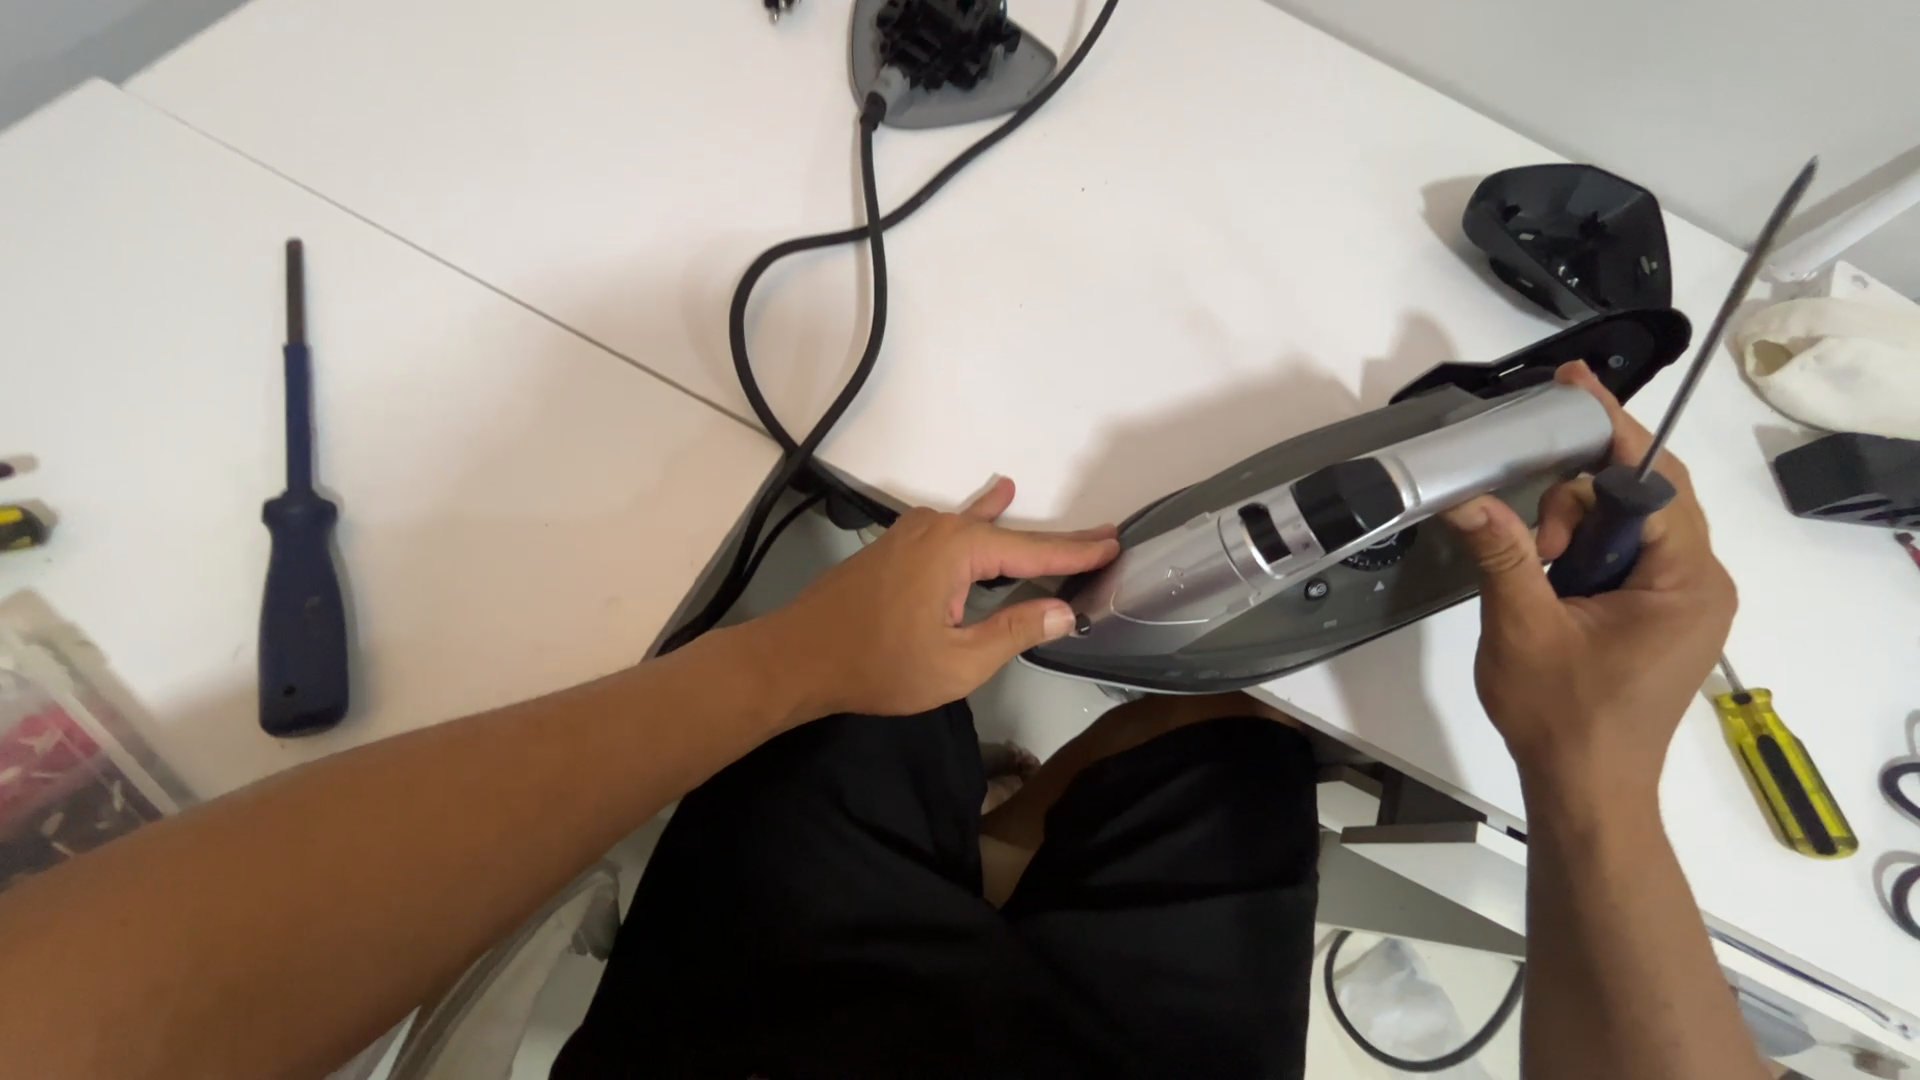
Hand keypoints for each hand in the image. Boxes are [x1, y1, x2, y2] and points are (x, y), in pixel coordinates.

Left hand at [755, 477, 1118, 720]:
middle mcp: (937, 528)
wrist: (797, 657)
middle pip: (1009, 538)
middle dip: (1055, 544)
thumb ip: (1014, 632)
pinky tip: (993, 500)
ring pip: (980, 532)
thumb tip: (1063, 610)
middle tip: (1102, 538)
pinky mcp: (897, 546)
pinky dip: (980, 524)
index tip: (1115, 543)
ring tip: (1062, 529)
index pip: (1033, 552)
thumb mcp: (957, 662)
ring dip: (1018, 535)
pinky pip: (953, 533)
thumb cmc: (878, 665)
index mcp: (957, 550)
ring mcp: (912, 533)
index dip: (1076, 553)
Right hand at [1442, 362, 1736, 802]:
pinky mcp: (1652, 616)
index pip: (1655, 483)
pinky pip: (1616, 558)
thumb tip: (1464, 499)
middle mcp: (1697, 583)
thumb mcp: (1521, 628)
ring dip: (1567, 532)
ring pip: (1622, 529)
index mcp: (1686, 581)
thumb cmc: (1562, 712)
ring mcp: (1677, 601)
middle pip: (1640, 499)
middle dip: (1574, 500)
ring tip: (1531, 573)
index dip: (1611, 432)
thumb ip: (1499, 556)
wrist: (1584, 784)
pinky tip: (1542, 574)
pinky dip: (1574, 552)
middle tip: (1528, 543)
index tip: (1573, 390)